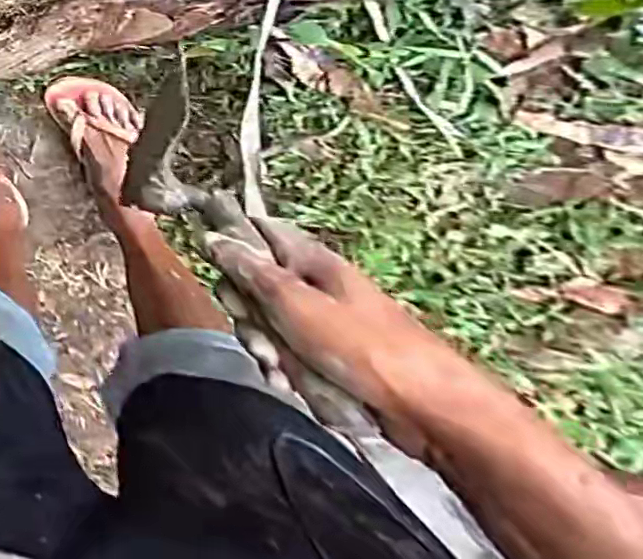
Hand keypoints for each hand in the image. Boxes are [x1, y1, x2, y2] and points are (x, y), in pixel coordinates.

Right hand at [208, 217, 470, 439]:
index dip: (229, 242)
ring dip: (264, 347)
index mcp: (310, 261)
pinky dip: (283, 370)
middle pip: (248, 283)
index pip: (254, 231)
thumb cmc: (364, 347)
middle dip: (245, 312)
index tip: (219, 267)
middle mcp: (312, 285)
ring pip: (261, 323)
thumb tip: (211, 236)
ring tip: (282, 367)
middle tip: (260, 331)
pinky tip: (291, 383)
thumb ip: (247, 268)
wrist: (438, 417)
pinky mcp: (326, 356)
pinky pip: (283, 354)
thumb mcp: (294, 301)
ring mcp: (320, 322)